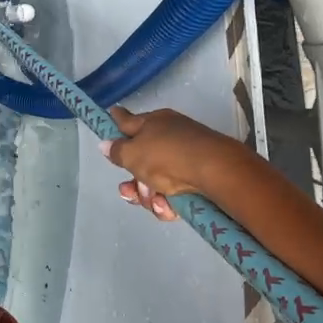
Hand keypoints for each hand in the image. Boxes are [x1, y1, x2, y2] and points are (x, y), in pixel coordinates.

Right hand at [99, 107, 257, 219]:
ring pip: (158, 177)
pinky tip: (170, 208)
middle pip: (141, 158)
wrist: (217, 171)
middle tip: (130, 191)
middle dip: (134, 180)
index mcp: (151, 122)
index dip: (115, 120)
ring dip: (151, 194)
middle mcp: (168, 134)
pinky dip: (170, 199)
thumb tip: (105, 143)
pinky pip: (176, 188)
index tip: (109, 115)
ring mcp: (186, 153)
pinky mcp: (201, 172)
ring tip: (156, 204)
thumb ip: (116, 151)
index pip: (126, 120)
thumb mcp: (132, 155)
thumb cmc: (167, 157)